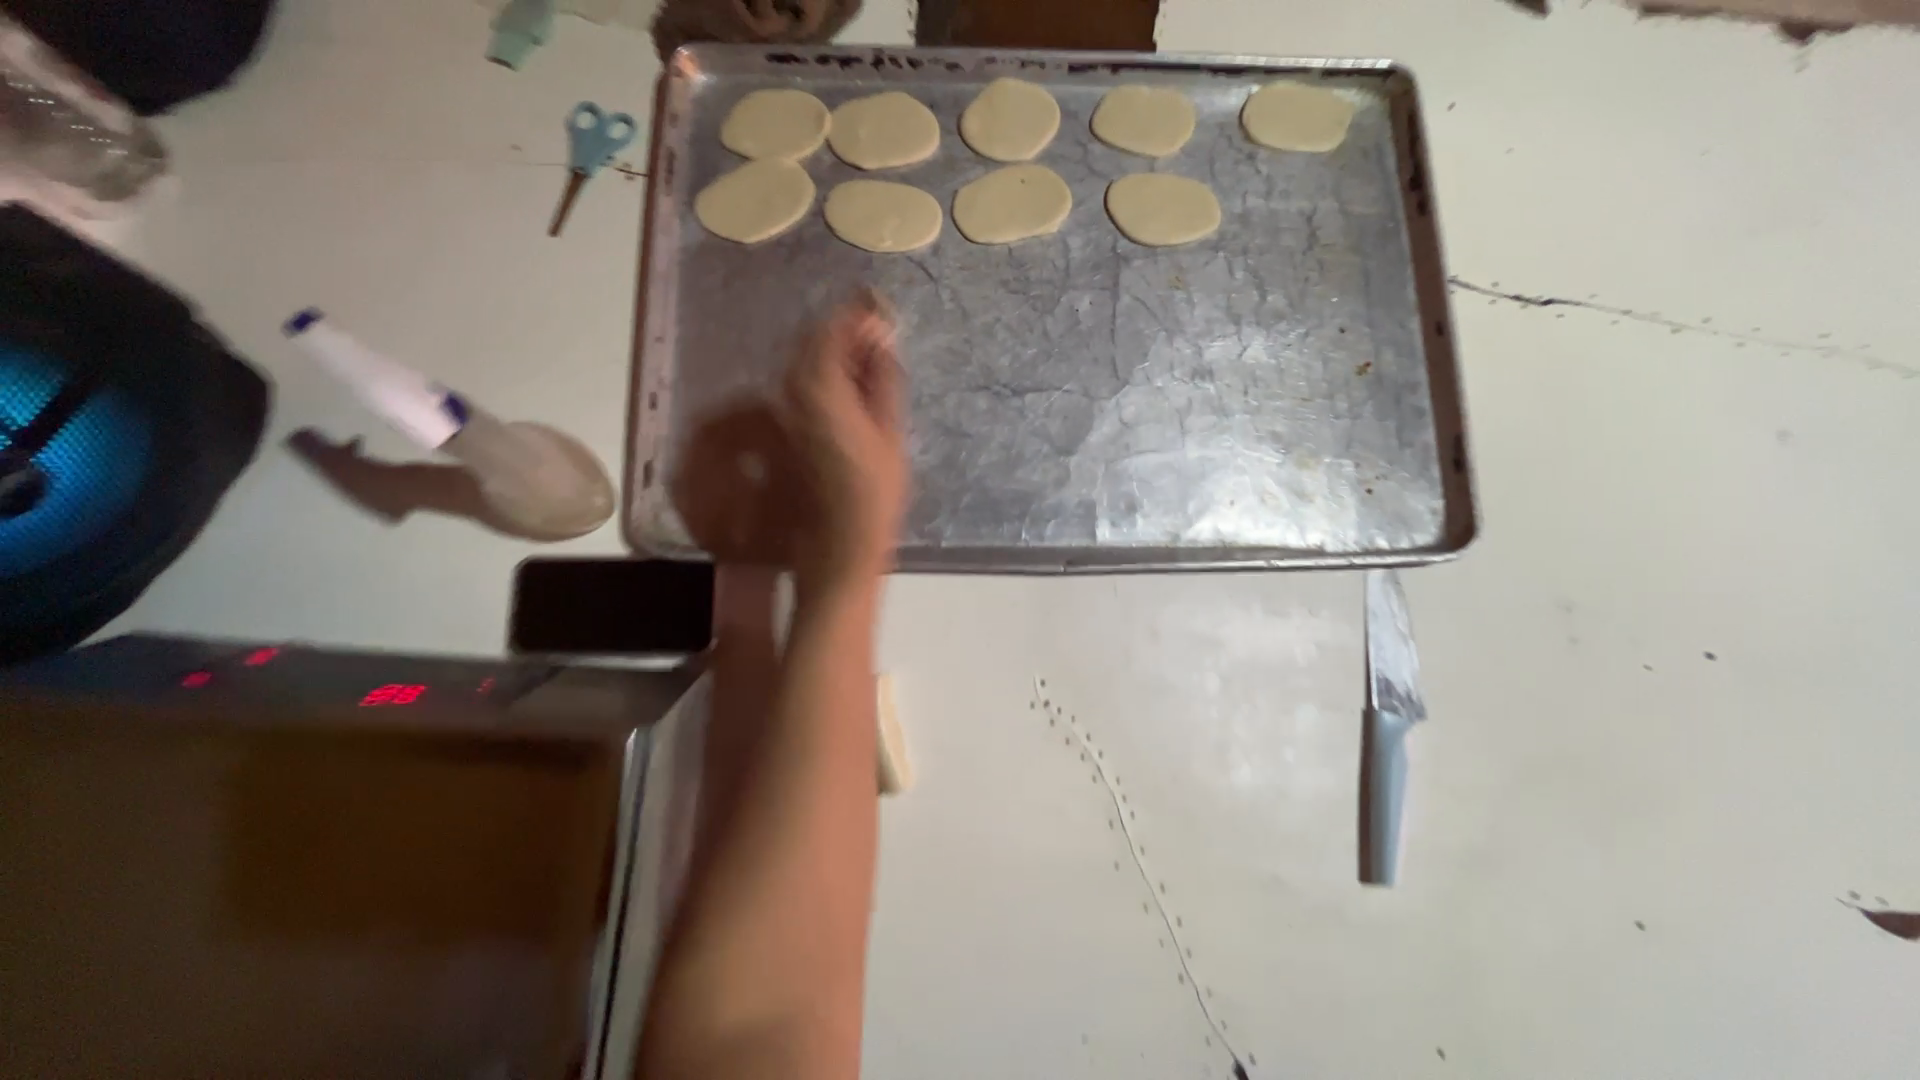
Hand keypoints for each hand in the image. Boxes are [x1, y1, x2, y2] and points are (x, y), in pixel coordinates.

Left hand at [782, 290, 908, 597]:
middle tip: (882, 337)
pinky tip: (856, 390)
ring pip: (808, 362)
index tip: (880, 308)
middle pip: (814, 342)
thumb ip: (884, 377)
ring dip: (838, 354)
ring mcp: (786, 410)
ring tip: (875, 364)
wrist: (839, 542)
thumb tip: (881, 335)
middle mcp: (793, 393)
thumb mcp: (891, 431)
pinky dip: (830, 375)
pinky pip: (806, 384)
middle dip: (846, 331)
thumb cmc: (875, 493)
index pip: (831, 330)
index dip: (856, 314)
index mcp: (820, 389)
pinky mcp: (788, 426)